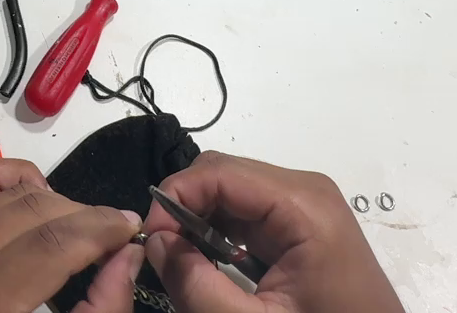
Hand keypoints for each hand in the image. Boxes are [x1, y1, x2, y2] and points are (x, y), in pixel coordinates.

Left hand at [0, 158, 146, 312]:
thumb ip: (101, 307)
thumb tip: (129, 251)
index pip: (54, 242)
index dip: (101, 229)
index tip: (133, 228)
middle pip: (38, 212)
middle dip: (86, 216)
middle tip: (116, 234)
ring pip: (16, 192)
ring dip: (60, 202)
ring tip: (83, 228)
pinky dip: (19, 177)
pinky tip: (41, 197)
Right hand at [142, 152, 403, 312]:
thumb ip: (197, 285)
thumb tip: (155, 243)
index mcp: (302, 203)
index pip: (217, 172)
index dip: (174, 198)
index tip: (150, 241)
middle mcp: (304, 188)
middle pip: (222, 175)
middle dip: (185, 209)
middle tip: (164, 256)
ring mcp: (306, 204)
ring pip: (229, 191)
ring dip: (200, 222)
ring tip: (185, 264)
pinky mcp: (303, 222)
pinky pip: (247, 211)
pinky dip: (220, 232)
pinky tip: (211, 264)